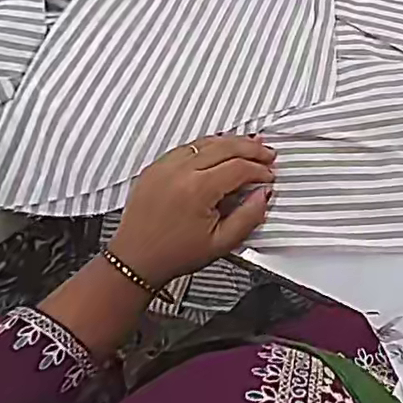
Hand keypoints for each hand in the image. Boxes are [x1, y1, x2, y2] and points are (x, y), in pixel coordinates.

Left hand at [106, 134, 274, 285]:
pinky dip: (208, 145)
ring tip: (250, 145)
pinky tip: (220, 148)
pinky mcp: (155, 167)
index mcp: (197, 190)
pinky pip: (188, 146)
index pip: (239, 167)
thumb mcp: (221, 243)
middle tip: (267, 154)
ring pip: (206, 141)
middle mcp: (179, 171)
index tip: (268, 177)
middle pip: (225, 146)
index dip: (259, 170)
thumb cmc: (173, 254)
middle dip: (251, 149)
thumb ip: (249, 216)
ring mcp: (165, 166)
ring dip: (232, 142)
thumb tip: (264, 194)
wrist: (134, 261)